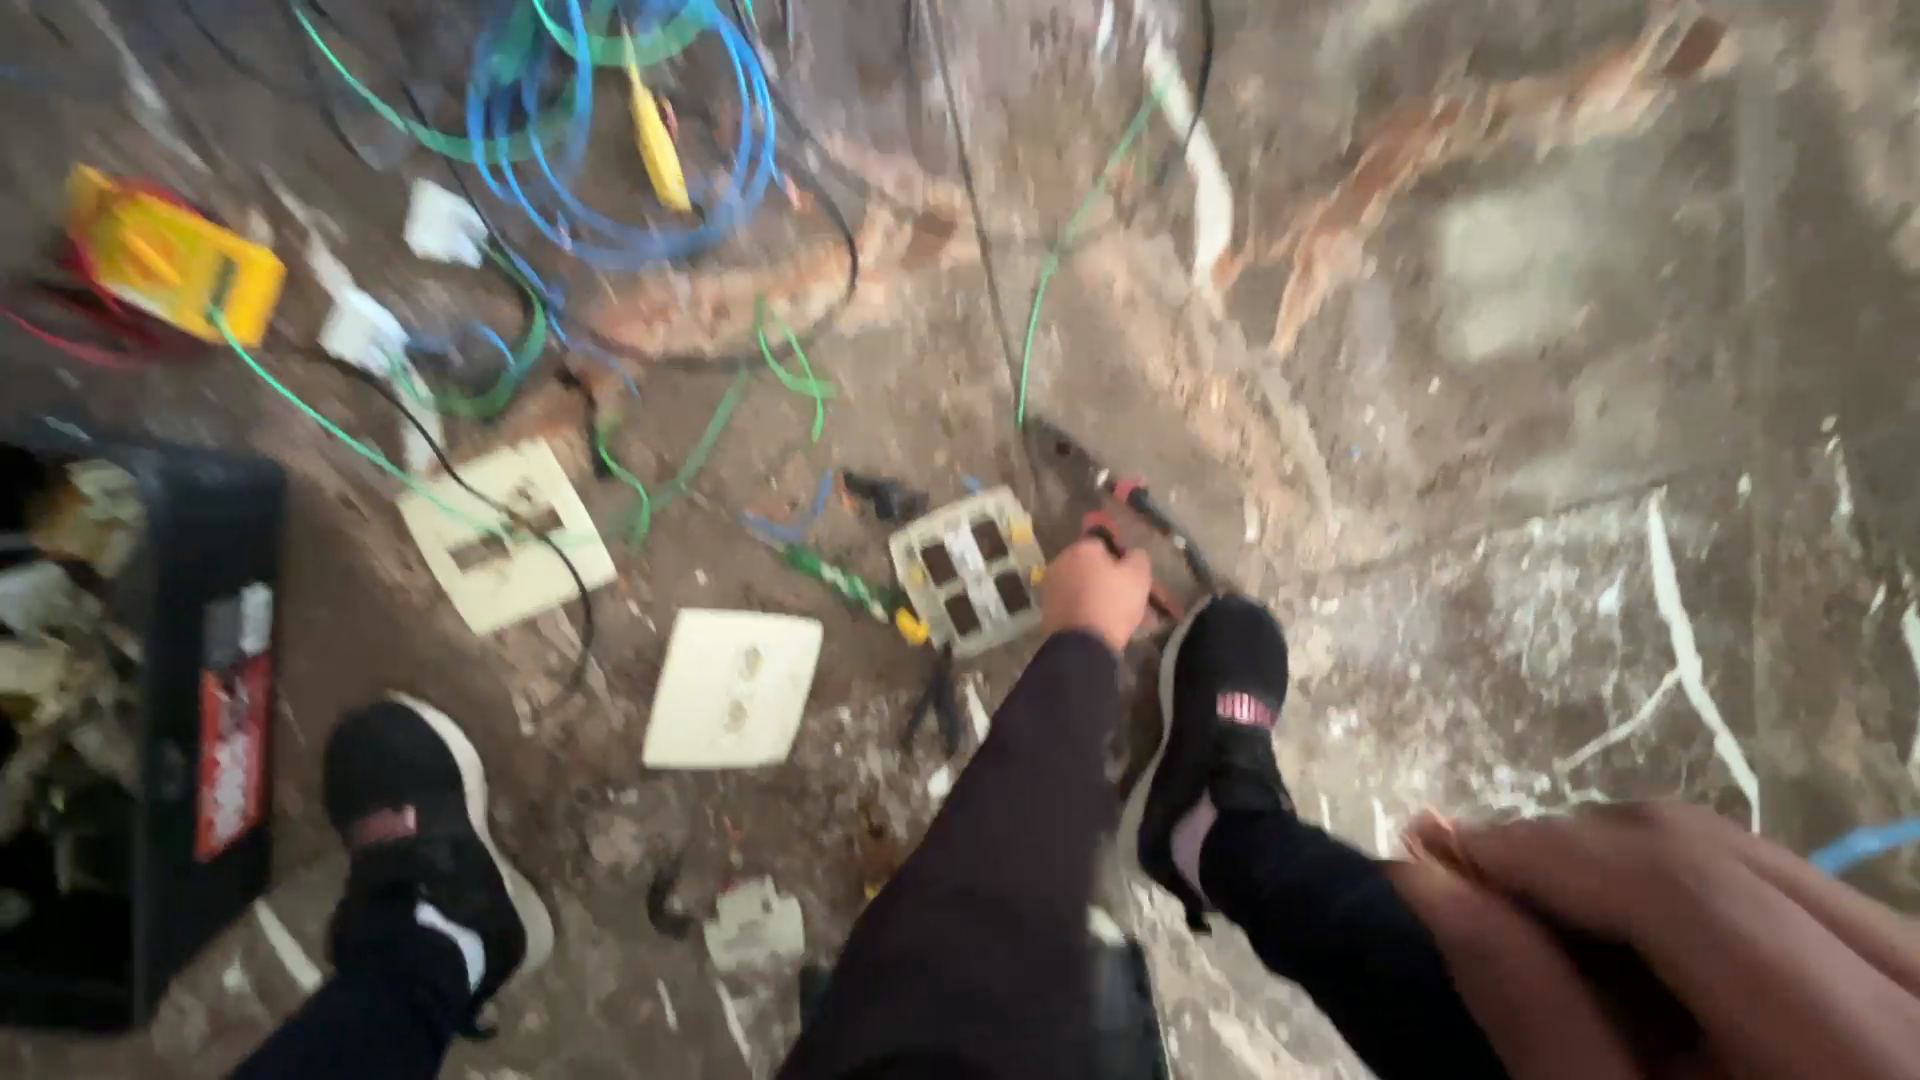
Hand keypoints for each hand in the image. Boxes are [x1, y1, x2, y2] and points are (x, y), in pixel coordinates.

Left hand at [1040, 537, 1153, 653]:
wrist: (1082, 644)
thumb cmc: (1113, 603)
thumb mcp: (1138, 576)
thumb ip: (1138, 557)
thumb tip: (1132, 553)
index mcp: (1081, 549)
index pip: (1103, 543)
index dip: (1119, 558)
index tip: (1131, 576)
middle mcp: (1060, 562)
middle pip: (1089, 566)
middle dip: (1107, 578)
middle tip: (1127, 597)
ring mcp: (1050, 586)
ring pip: (1081, 587)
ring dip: (1098, 596)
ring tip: (1119, 615)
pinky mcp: (1047, 609)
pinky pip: (1073, 604)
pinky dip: (1086, 610)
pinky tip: (1102, 625)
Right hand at [1390, 803, 1919, 1079]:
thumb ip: (1531, 1012)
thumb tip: (1420, 874)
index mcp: (1878, 1064)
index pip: (1684, 889)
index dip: (1541, 852)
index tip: (1436, 854)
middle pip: (1702, 847)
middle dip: (1561, 851)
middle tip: (1475, 889)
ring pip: (1729, 849)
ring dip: (1606, 866)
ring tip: (1545, 922)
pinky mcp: (1903, 964)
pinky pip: (1765, 877)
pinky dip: (1663, 889)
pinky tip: (1625, 946)